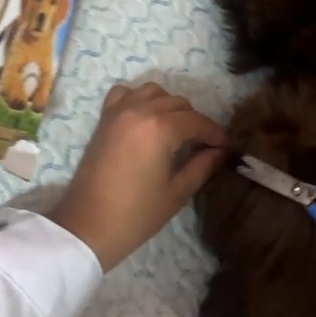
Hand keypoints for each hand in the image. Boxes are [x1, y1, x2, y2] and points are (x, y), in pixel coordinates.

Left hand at [48, 83, 227, 269]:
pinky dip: (139, 98)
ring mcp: (118, 111)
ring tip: (177, 130)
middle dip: (195, 120)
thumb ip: (201, 166)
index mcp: (160, 128)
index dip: (215, 133)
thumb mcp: (176, 193)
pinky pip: (125, 93)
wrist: (88, 224)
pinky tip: (146, 118)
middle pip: (177, 103)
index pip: (196, 121)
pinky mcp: (104, 118)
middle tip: (204, 144)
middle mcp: (139, 110)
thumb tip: (219, 152)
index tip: (227, 146)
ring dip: (169, 105)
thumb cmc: (136, 214)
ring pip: (153, 92)